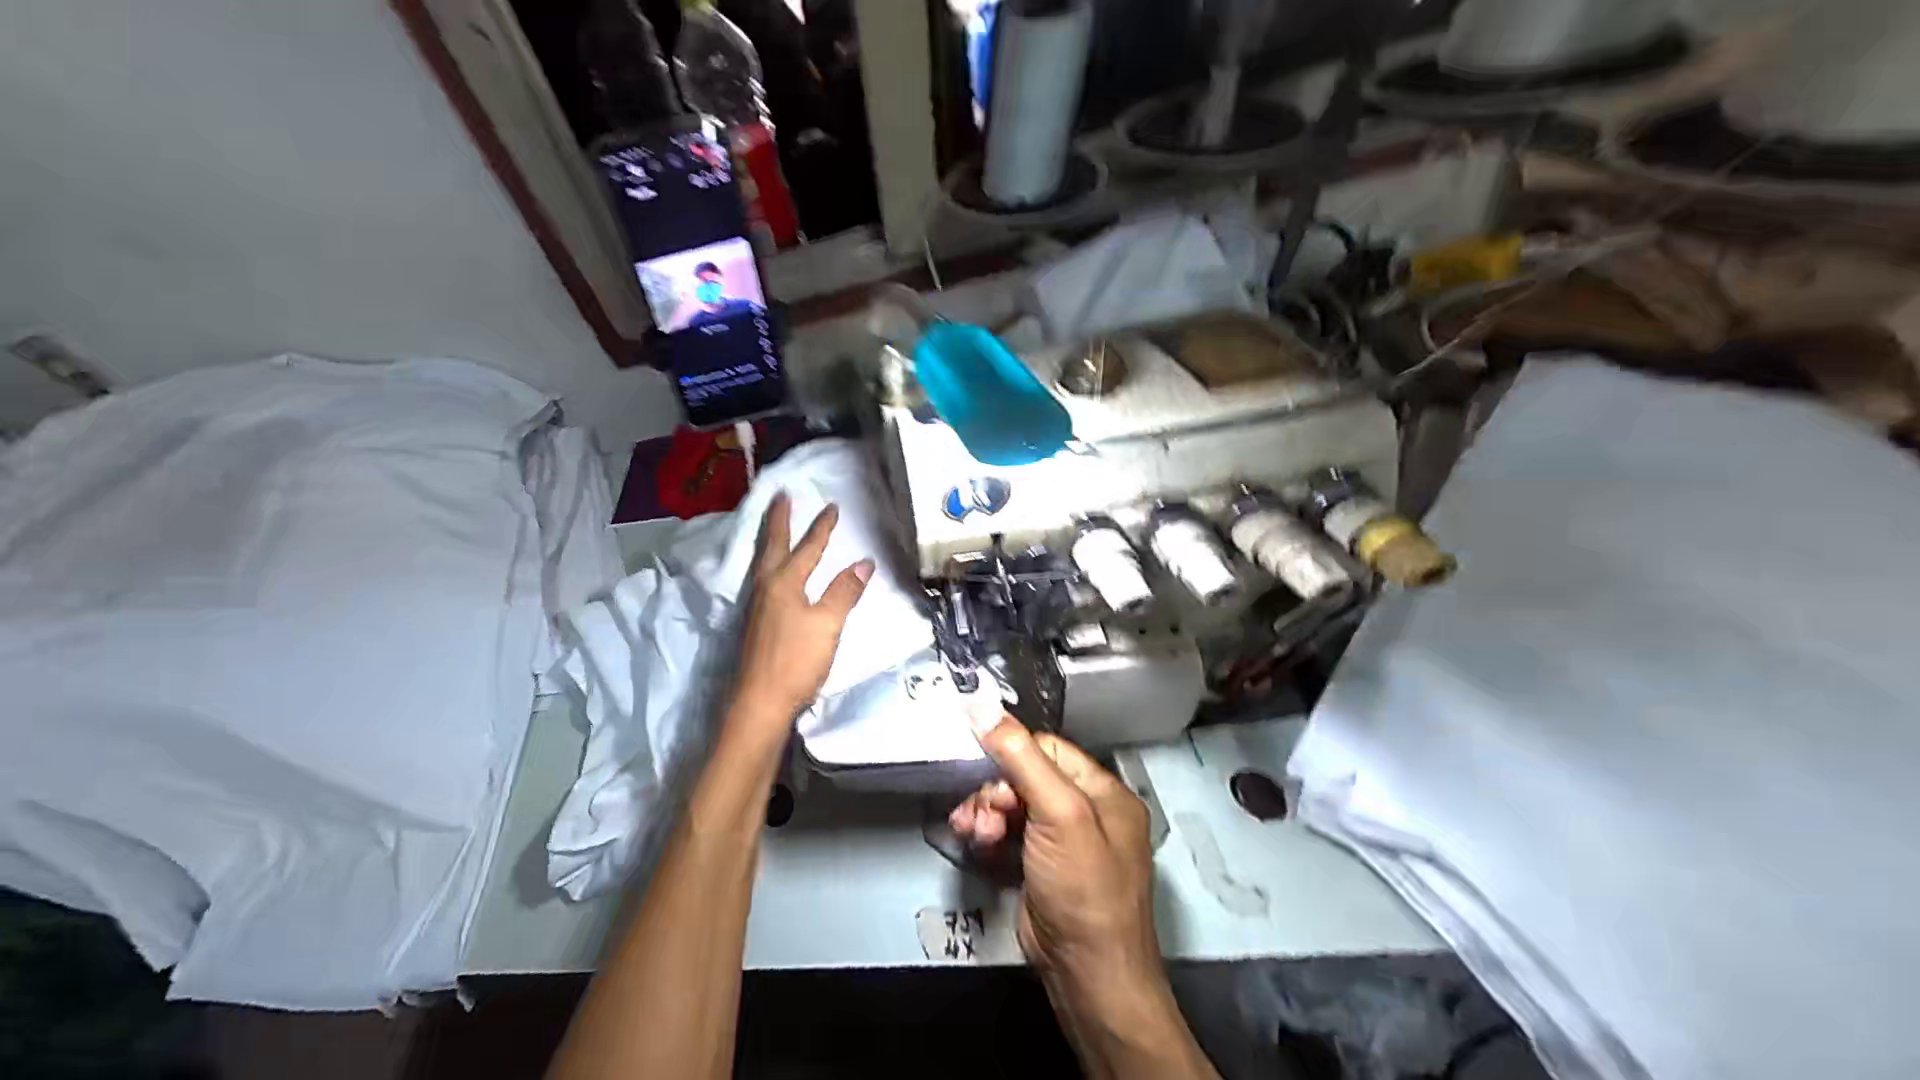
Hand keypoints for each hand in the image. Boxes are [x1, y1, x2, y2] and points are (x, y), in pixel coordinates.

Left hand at [732, 494, 871, 731]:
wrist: (759, 703)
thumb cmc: (796, 660)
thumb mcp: (828, 624)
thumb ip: (844, 592)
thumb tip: (863, 562)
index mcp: (784, 583)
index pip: (808, 548)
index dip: (821, 527)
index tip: (832, 506)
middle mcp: (765, 588)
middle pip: (772, 545)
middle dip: (778, 519)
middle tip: (780, 495)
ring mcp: (756, 606)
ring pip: (763, 561)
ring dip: (771, 539)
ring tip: (775, 526)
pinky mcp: (755, 623)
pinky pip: (761, 578)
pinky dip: (768, 562)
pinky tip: (773, 574)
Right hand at [949, 713, 1159, 1005]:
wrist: (1087, 976)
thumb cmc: (1086, 894)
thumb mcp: (1059, 815)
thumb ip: (1023, 759)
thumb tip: (987, 711)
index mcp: (1103, 792)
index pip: (1049, 749)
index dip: (1012, 752)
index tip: (980, 759)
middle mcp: (1086, 812)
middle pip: (1025, 777)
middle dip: (995, 792)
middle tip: (980, 813)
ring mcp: (1061, 842)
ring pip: (1011, 806)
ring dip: (986, 814)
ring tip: (974, 832)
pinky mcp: (1039, 867)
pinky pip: (1007, 835)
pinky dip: (988, 836)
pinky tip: (977, 844)